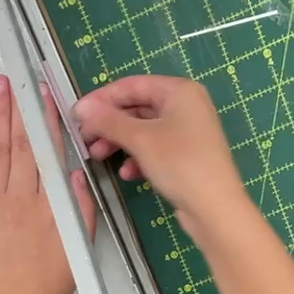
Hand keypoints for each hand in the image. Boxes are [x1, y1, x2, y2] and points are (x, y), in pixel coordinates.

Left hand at [0, 74, 94, 293]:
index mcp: (47, 207)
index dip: (47, 120)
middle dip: (18, 107)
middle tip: (14, 76)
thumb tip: (78, 176)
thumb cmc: (46, 287)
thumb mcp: (76, 252)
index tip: (46, 93)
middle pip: (20, 145)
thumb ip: (81, 213)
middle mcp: (19, 199)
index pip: (48, 153)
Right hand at [73, 75, 252, 237]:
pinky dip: (139, 158)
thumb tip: (82, 109)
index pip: (132, 85)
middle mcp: (186, 106)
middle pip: (137, 108)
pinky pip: (156, 150)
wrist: (215, 208)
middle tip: (85, 140)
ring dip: (120, 143)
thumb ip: (109, 121)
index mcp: (179, 91)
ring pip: (144, 131)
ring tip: (97, 157)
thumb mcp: (141, 139)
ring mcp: (188, 132)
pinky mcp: (187, 156)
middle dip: (110, 125)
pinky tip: (128, 174)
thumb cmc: (181, 164)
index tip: (77, 115)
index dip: (102, 99)